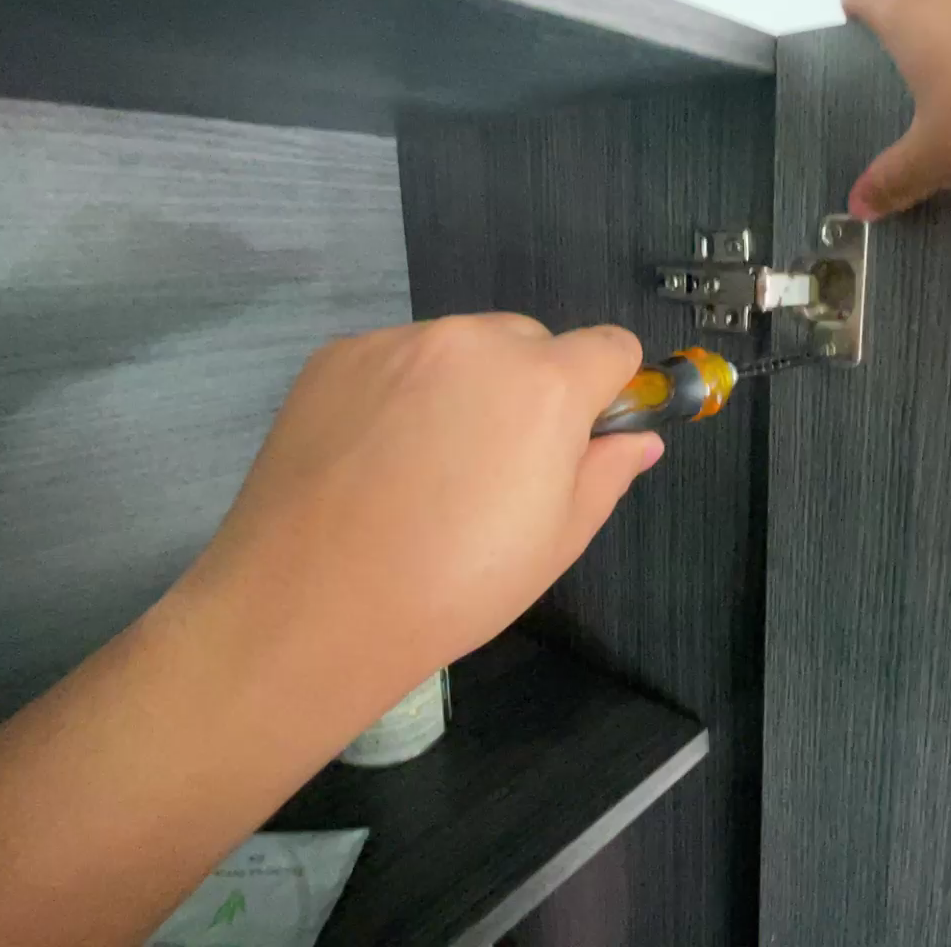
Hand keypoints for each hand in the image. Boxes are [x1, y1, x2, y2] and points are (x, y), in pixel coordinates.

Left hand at [175, 315, 661, 705]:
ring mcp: (400, 342)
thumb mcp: (559, 540)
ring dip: (469, 384)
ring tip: (429, 462)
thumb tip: (640, 439)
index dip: (612, 386)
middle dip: (536, 386)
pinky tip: (377, 454)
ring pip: (464, 346)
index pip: (612, 345)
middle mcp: (475, 342)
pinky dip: (406, 389)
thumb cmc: (458, 584)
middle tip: (500, 461)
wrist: (309, 608)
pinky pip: (400, 357)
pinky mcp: (339, 354)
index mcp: (545, 385)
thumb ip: (610, 471)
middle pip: (534, 342)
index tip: (588, 431)